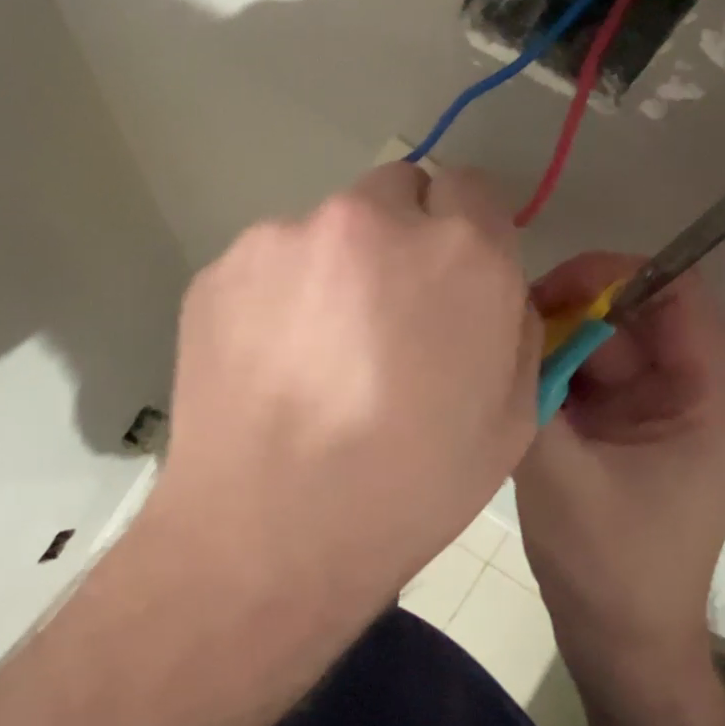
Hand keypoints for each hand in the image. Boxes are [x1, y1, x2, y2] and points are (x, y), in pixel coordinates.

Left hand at [145, 163, 542, 635]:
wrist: (266, 533)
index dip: (462, 239)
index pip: (471, 192)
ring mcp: (278, 241)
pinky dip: (269, 303)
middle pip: (393, 198)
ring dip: (326, 275)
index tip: (444, 290)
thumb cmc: (403, 490)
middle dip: (395, 243)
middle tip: (376, 325)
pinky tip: (263, 372)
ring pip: (319, 236)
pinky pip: (261, 271)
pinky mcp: (215, 274)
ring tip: (308, 363)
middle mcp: (366, 221)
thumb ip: (509, 328)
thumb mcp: (509, 420)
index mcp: (457, 251)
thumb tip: (484, 294)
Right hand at [514, 252, 724, 659]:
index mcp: (709, 399)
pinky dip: (554, 381)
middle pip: (635, 321)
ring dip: (556, 349)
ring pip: (606, 353)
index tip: (545, 291)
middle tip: (505, 328)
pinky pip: (591, 388)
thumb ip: (534, 395)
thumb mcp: (561, 474)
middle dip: (572, 315)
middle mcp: (692, 398)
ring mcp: (657, 420)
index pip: (677, 295)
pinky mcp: (626, 440)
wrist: (620, 641)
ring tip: (498, 357)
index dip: (614, 277)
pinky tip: (510, 386)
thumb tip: (500, 331)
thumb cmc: (607, 562)